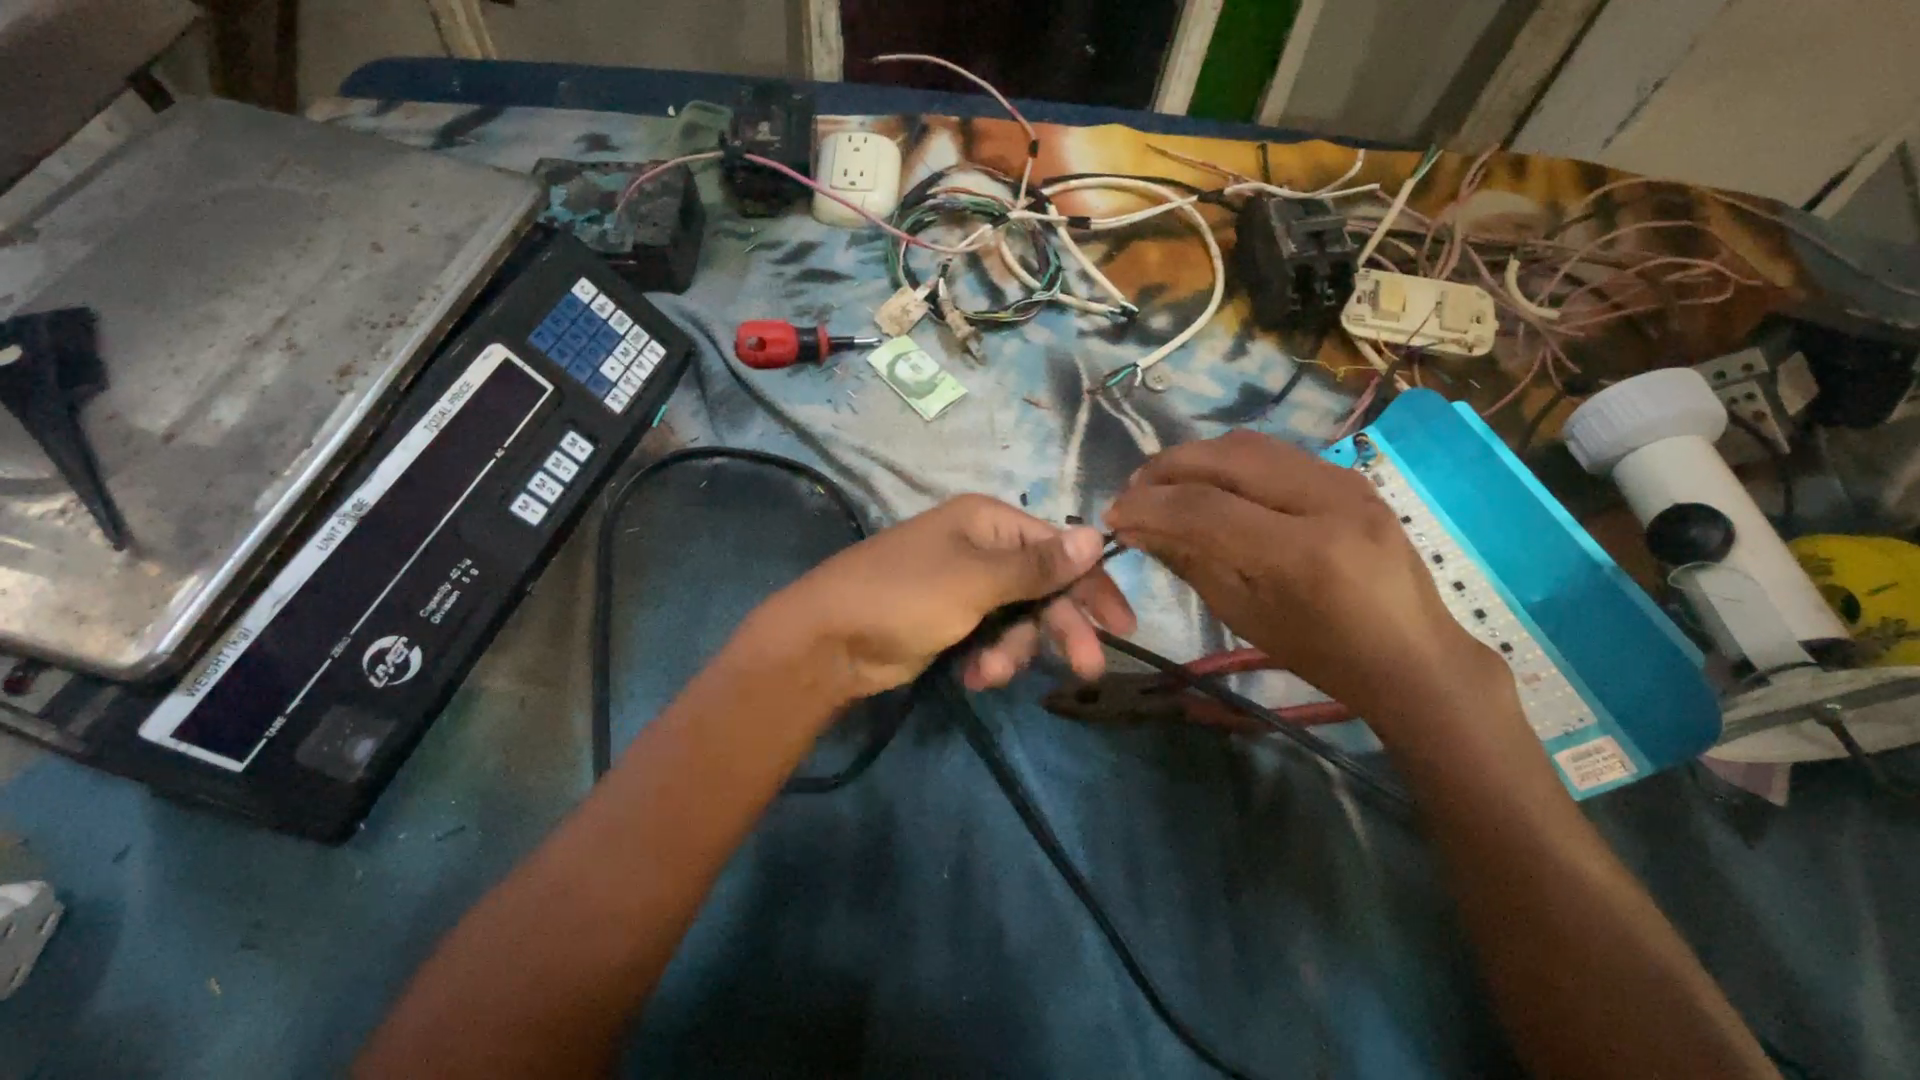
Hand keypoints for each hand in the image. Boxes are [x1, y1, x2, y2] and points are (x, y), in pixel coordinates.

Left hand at [746, 495, 1136, 701]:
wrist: (828, 641)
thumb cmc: (904, 597)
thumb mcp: (976, 581)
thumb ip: (1038, 566)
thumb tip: (1097, 535)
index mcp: (988, 522)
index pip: (1058, 549)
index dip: (1092, 585)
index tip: (1123, 625)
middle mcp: (980, 548)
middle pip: (1043, 588)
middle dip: (1059, 628)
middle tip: (1087, 669)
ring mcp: (963, 587)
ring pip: (1019, 620)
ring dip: (1015, 651)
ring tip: (990, 674)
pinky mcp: (949, 622)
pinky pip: (991, 639)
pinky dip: (989, 659)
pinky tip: (974, 677)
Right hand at [1105, 431, 1507, 734]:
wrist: (1413, 656)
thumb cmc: (1325, 656)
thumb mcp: (1246, 617)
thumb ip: (1191, 561)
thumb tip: (1137, 528)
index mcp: (1303, 554)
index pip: (1205, 508)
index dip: (1148, 506)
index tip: (1111, 515)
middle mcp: (1327, 501)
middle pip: (1226, 457)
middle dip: (1167, 469)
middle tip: (1133, 493)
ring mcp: (1345, 481)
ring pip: (1249, 444)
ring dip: (1197, 459)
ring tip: (1165, 485)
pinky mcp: (1350, 476)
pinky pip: (1275, 453)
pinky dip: (1230, 462)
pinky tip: (1211, 485)